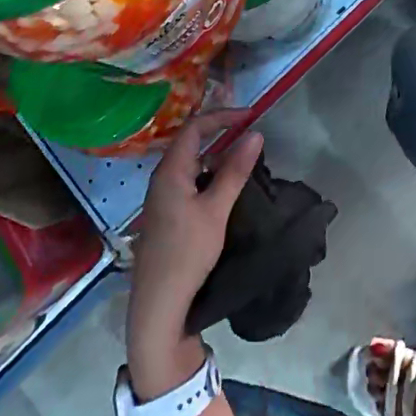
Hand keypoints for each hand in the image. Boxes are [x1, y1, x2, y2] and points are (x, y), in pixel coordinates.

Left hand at [124, 113, 263, 398]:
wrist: (160, 298)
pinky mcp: (166, 212)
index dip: (222, 117)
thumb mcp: (215, 210)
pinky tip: (225, 187)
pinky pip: (188, 180)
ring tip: (244, 158)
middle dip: (219, 133)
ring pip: (190, 163)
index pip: (195, 128)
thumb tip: (255, 134)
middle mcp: (161, 177)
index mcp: (170, 170)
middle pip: (190, 143)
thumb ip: (234, 171)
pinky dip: (208, 175)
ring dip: (215, 156)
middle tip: (250, 134)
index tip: (251, 116)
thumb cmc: (188, 251)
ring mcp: (162, 195)